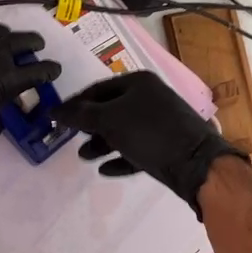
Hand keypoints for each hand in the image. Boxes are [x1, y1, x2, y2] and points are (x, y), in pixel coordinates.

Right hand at [51, 71, 243, 217]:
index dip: (75, 103)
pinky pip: (137, 149)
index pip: (97, 89)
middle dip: (89, 126)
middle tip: (72, 138)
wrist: (197, 163)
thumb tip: (55, 109)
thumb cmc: (149, 132)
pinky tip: (105, 170)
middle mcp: (150, 97)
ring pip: (123, 131)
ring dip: (102, 144)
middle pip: (110, 109)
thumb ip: (80, 115)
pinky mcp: (167, 146)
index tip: (57, 118)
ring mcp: (161, 122)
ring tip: (85, 156)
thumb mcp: (109, 120)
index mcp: (138, 82)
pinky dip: (120, 157)